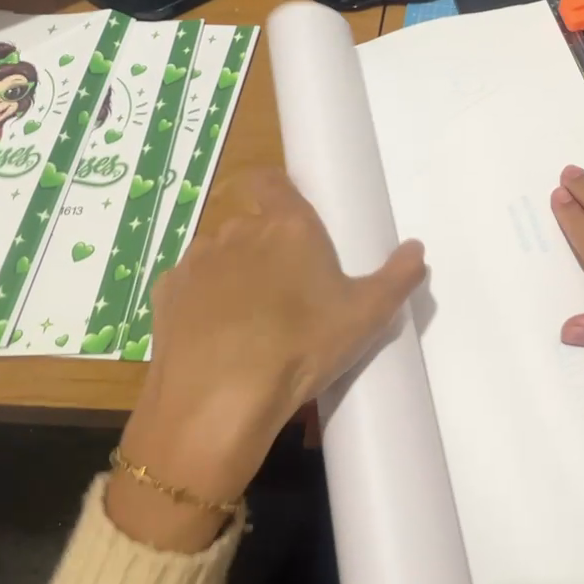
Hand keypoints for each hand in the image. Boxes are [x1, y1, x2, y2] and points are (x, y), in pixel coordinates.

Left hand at [107, 168, 424, 551]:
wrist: (217, 403)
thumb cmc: (301, 347)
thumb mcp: (367, 316)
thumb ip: (397, 277)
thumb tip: (416, 249)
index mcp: (288, 225)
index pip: (273, 181)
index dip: (279, 192)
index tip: (293, 219)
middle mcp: (238, 230)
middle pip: (252, 224)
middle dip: (267, 247)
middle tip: (289, 289)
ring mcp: (198, 261)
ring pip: (221, 254)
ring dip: (234, 273)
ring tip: (252, 319)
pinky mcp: (166, 295)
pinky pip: (191, 286)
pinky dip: (204, 301)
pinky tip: (218, 335)